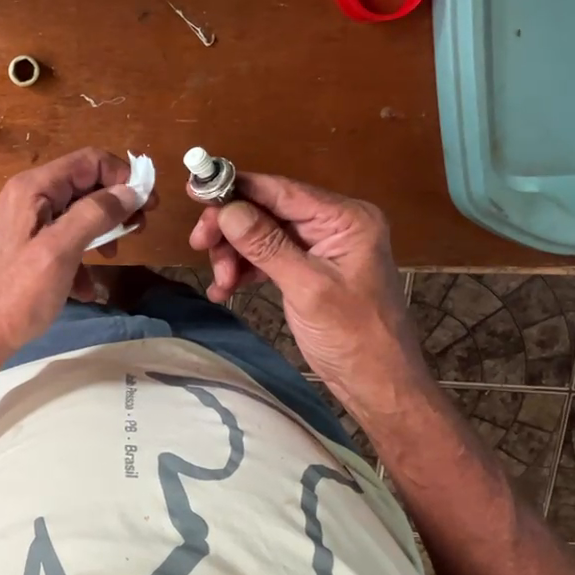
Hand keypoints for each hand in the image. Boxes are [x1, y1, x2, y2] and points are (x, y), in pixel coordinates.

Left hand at [0, 148, 146, 362]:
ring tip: (114, 257)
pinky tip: (86, 287)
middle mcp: (28, 197)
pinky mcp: (28, 246)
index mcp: (33, 188)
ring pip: (78, 213)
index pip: (89, 161)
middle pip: (85, 185)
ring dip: (102, 232)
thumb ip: (95, 214)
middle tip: (138, 230)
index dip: (122, 177)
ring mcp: (26, 222)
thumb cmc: (19, 294)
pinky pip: (64, 239)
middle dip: (115, 205)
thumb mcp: (60, 250)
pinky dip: (82, 257)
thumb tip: (131, 190)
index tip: (148, 205)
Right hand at [188, 172, 430, 406]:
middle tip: (199, 245)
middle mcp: (334, 224)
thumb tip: (227, 210)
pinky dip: (244, 270)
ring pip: (260, 234)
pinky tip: (224, 290)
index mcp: (346, 219)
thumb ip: (266, 245)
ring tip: (221, 283)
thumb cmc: (353, 337)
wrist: (379, 386)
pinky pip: (267, 257)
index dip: (236, 188)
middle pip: (266, 210)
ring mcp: (321, 247)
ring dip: (233, 255)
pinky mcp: (309, 268)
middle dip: (230, 229)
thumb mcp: (306, 288)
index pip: (281, 191)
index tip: (195, 190)